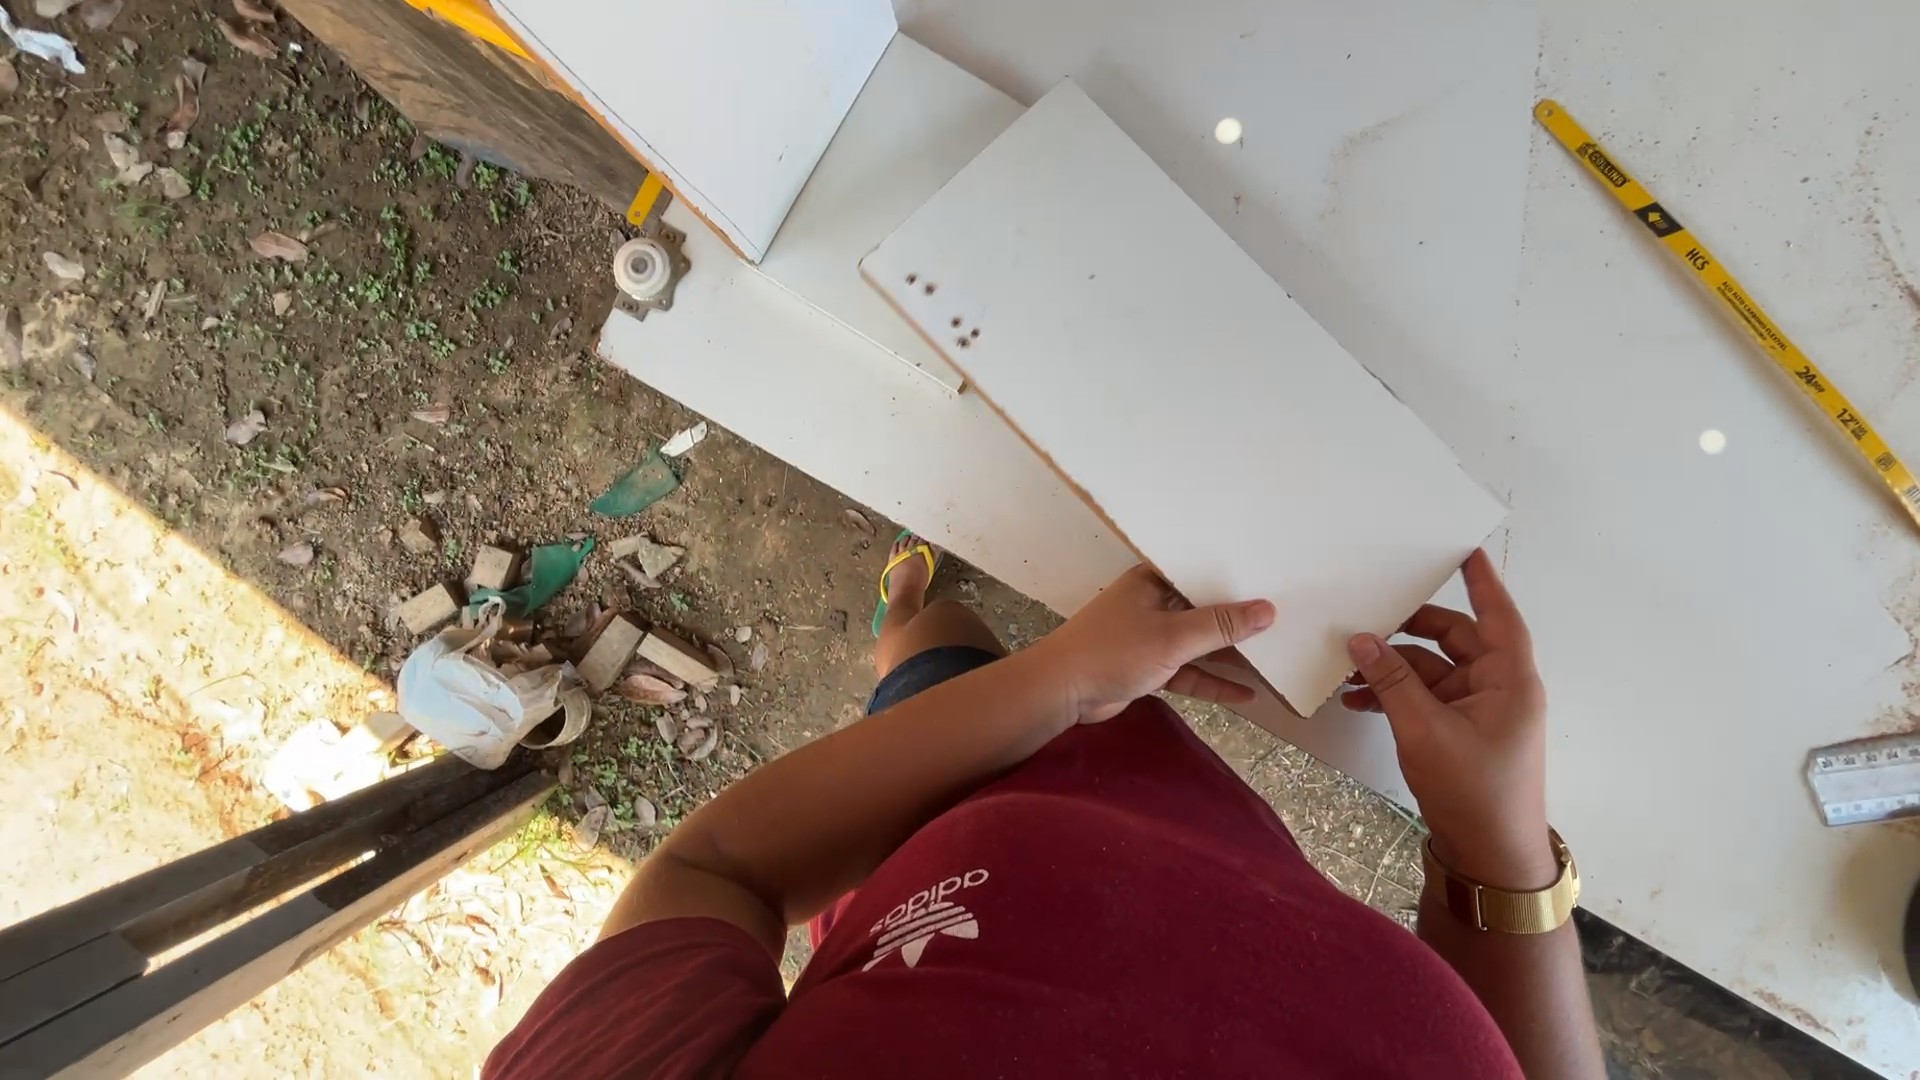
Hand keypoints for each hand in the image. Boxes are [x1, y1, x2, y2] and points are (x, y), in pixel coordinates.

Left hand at [1035, 565, 1274, 722]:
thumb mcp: (1173, 636)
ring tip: (1275, 661)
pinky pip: (1188, 671)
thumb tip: (1268, 610)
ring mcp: (1150, 637)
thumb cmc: (1114, 651)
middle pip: (1203, 609)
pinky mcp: (1148, 667)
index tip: (1276, 580)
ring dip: (1229, 655)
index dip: (1236, 578)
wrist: (1063, 691)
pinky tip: (1246, 695)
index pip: (1201, 572)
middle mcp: (1153, 603)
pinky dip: (1212, 682)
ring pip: (1198, 643)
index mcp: (1153, 581)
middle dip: (1239, 620)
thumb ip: (1220, 625)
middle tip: (1288, 623)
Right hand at [1342, 550, 1555, 890]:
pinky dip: (1392, 693)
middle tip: (1365, 619)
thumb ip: (1392, 681)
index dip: (1483, 583)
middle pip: (1452, 640)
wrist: (1488, 853)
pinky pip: (1421, 695)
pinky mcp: (1456, 728)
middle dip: (1407, 631)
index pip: (1498, 618)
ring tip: (1346, 670)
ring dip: (1390, 668)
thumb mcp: (1424, 730)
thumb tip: (1361, 639)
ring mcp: (1475, 709)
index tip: (1466, 551)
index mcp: (1508, 681)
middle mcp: (1495, 687)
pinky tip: (1356, 700)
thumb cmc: (1472, 787)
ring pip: (1428, 669)